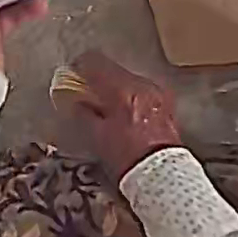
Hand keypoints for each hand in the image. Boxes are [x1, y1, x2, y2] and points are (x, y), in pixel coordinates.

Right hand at [66, 50, 183, 178]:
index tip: (72, 74)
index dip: (80, 66)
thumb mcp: (97, 136)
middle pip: (113, 68)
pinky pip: (142, 88)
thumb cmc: (126, 156)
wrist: (162, 174)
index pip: (95, 62)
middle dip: (98, 78)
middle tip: (88, 92)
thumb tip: (74, 99)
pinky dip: (131, 94)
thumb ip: (83, 112)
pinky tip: (126, 111)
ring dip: (116, 86)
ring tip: (108, 105)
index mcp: (121, 90)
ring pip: (128, 77)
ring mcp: (156, 90)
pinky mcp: (165, 99)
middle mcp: (141, 83)